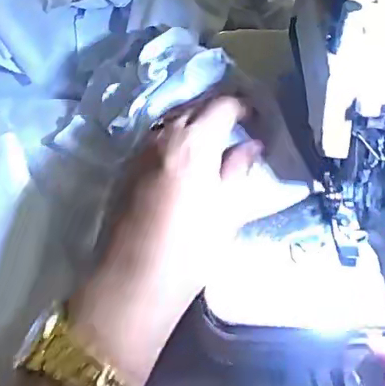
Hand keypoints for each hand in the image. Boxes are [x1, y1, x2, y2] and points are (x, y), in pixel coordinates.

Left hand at [69, 95, 261, 382]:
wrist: (132, 282)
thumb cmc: (190, 248)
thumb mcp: (227, 208)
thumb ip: (239, 168)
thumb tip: (252, 145)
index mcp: (195, 140)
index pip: (223, 104)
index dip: (245, 106)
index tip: (258, 118)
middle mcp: (164, 135)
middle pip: (196, 104)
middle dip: (220, 107)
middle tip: (241, 123)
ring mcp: (141, 149)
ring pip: (173, 118)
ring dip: (196, 119)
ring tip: (215, 137)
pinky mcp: (126, 167)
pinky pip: (157, 136)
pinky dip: (176, 136)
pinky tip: (188, 156)